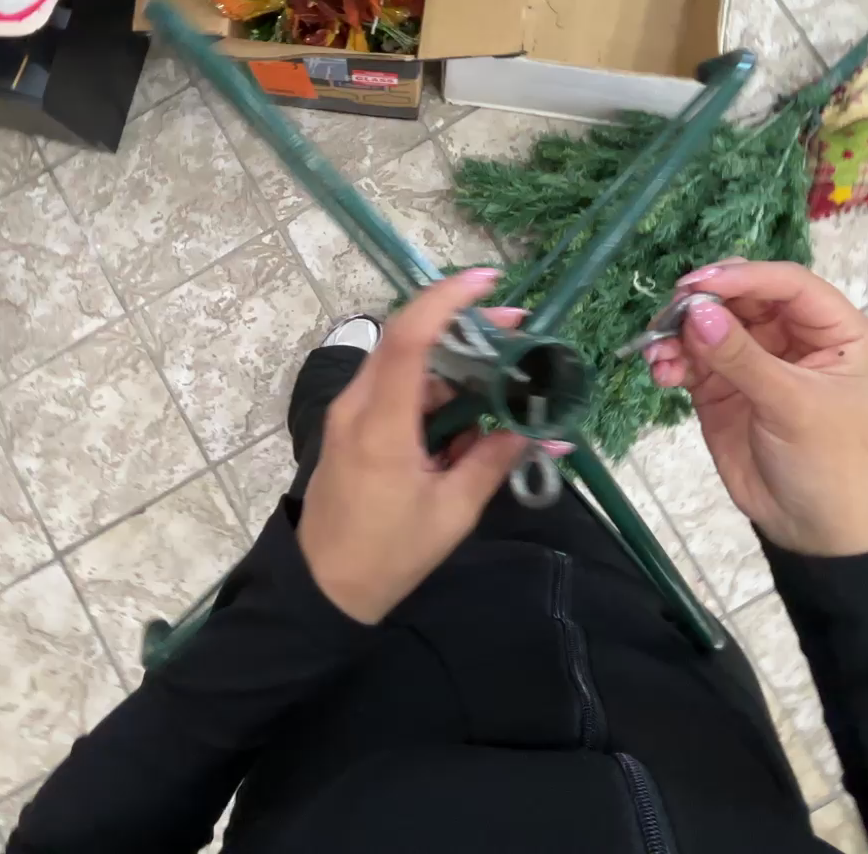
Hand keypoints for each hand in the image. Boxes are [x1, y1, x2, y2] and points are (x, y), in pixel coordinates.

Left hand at [298, 269, 531, 623]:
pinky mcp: (353, 425)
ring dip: (452, 361)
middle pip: (408, 340)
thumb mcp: (451, 512)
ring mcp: (351, 413)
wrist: (322, 586)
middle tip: (518, 328)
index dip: (446, 300)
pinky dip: (434, 390)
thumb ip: (494, 461)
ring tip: (505, 372)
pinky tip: (470, 410)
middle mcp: (358, 405)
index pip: (409, 339)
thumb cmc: (387, 554)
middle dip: (463, 325)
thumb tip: (545, 434)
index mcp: (381, 424)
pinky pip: (397, 389)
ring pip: (404, 363)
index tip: (488, 280)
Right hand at [643, 259, 867, 557]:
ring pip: (707, 327)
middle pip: (739, 299)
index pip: (786, 284)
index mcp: (833, 332)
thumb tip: (696, 311)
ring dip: (677, 336)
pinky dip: (671, 361)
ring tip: (658, 357)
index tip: (695, 286)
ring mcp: (752, 360)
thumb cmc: (829, 463)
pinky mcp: (720, 386)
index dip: (742, 277)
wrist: (812, 528)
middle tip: (666, 318)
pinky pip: (689, 359)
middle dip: (700, 306)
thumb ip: (741, 356)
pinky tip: (661, 374)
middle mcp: (791, 336)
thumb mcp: (792, 405)